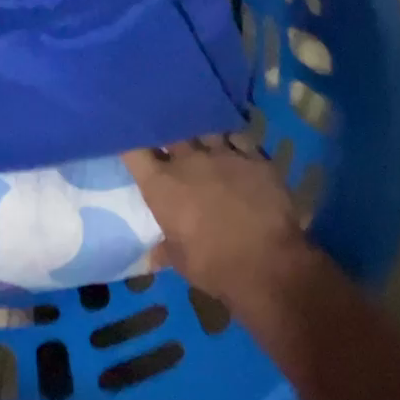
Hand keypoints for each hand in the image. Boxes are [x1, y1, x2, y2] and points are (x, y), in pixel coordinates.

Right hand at [124, 136, 310, 310]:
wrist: (268, 266)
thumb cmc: (214, 266)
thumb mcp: (179, 260)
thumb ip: (164, 247)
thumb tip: (153, 254)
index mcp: (161, 185)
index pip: (134, 150)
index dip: (131, 144)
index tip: (132, 146)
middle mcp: (188, 161)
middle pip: (170, 133)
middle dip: (168, 138)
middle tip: (172, 148)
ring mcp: (223, 155)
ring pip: (205, 132)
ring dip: (202, 140)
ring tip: (205, 148)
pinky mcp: (254, 158)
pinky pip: (239, 141)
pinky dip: (233, 147)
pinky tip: (236, 155)